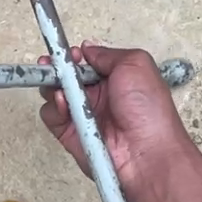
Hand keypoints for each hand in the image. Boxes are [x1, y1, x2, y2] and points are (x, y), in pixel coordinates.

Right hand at [38, 45, 198, 190]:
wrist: (147, 152)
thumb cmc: (150, 111)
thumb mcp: (136, 64)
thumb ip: (107, 54)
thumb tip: (88, 49)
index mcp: (115, 79)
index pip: (85, 62)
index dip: (74, 56)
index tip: (70, 55)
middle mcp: (99, 97)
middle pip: (66, 77)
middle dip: (56, 69)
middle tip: (53, 66)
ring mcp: (84, 115)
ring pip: (54, 94)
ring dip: (53, 87)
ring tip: (61, 86)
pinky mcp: (72, 133)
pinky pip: (51, 117)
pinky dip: (53, 109)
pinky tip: (63, 104)